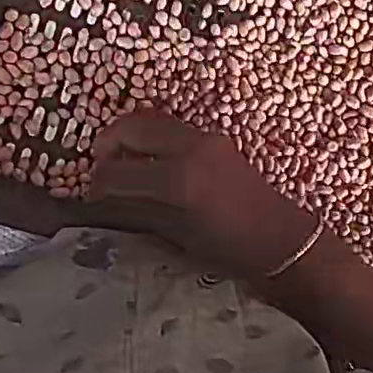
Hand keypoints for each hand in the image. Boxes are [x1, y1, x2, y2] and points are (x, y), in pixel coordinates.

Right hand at [89, 112, 317, 278]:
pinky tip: (151, 164)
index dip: (99, 183)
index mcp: (179, 181)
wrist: (280, 240)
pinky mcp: (217, 141)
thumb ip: (141, 209)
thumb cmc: (230, 249)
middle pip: (133, 127)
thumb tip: (109, 197)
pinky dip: (154, 140)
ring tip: (123, 164)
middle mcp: (192, 149)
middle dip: (108, 144)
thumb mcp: (179, 235)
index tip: (93, 194)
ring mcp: (207, 140)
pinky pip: (174, 130)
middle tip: (101, 168)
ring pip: (154, 122)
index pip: (120, 171)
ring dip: (131, 137)